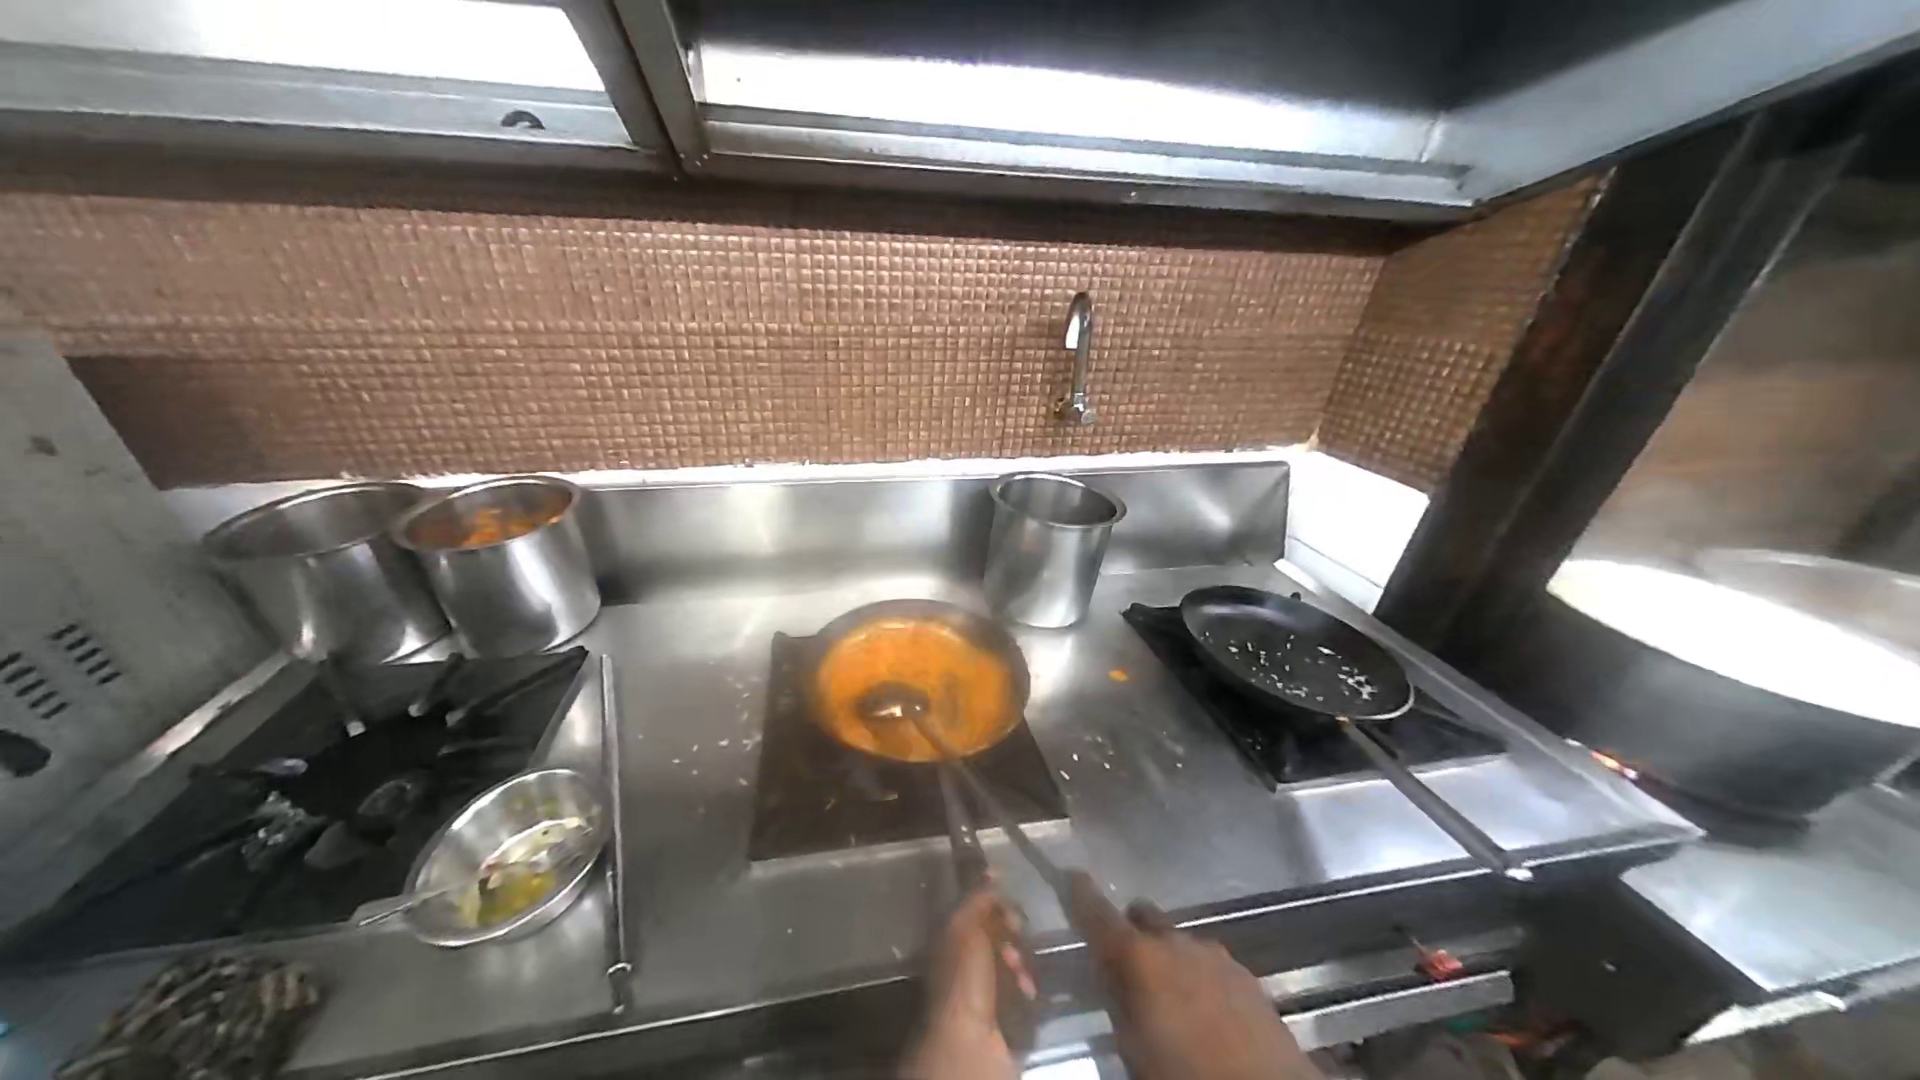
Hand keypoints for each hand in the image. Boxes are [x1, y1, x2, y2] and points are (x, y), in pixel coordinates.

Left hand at [901, 887, 1034, 1079]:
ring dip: (1021, 961)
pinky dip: (1026, 987)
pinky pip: (1023, 989)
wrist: (970, 1042)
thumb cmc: (963, 977)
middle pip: (998, 934)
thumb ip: (978, 897)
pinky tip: (1025, 991)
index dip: (993, 902)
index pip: (976, 909)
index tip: (1008, 901)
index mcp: (949, 938)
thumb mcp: (965, 926)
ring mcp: (985, 989)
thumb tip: (993, 870)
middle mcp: (965, 961)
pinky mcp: (1005, 1012)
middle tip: (1015, 934)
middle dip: (1011, 932)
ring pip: (1014, 961)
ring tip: (1019, 970)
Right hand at [1066, 873, 1316, 1079]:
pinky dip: (1197, 976)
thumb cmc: (1184, 1075)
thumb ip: (1116, 1003)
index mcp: (1139, 956)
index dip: (1079, 892)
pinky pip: (1208, 964)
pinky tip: (1202, 1012)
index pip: (1097, 911)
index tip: (1070, 875)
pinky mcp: (1247, 976)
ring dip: (1166, 958)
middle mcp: (1174, 942)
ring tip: (1166, 997)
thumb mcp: (1132, 1049)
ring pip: (1177, 942)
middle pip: (1142, 917)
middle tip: (1122, 965)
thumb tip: (1105, 975)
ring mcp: (1215, 955)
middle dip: (1130, 931)